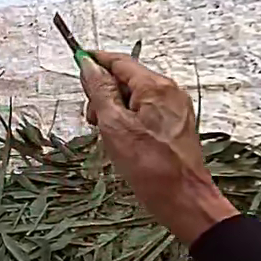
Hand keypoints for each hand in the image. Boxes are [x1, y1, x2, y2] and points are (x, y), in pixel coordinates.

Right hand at [78, 51, 237, 244]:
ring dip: (114, 109)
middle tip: (93, 119)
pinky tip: (122, 140)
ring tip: (109, 135)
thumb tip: (88, 66)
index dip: (96, 61)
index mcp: (156, 87)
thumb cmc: (151, 166)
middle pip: (126, 79)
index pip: (120, 62)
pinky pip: (144, 111)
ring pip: (134, 96)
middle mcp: (170, 92)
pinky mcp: (175, 124)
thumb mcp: (114, 125)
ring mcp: (175, 108)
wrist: (182, 198)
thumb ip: (100, 91)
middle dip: (103, 93)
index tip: (77, 61)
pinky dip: (127, 119)